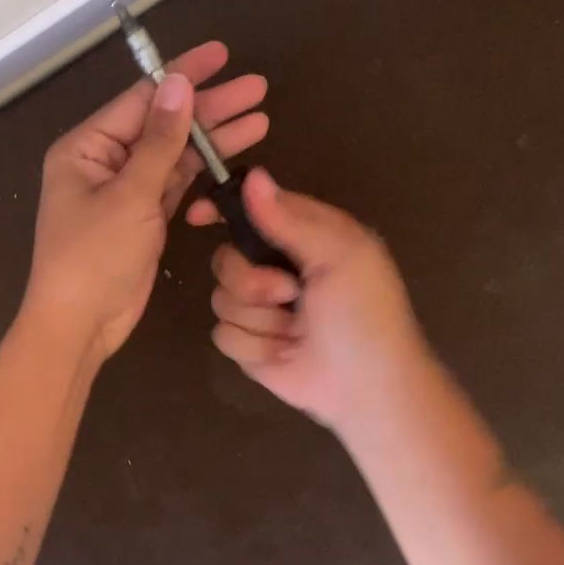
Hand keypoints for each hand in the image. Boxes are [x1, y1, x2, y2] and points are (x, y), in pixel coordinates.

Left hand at [23, 41, 269, 360]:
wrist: (80, 324)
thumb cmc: (93, 256)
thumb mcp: (129, 195)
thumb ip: (159, 141)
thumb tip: (178, 84)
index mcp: (85, 149)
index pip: (140, 100)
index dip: (183, 76)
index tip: (223, 55)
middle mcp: (102, 163)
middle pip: (161, 126)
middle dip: (208, 109)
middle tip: (257, 89)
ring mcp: (124, 193)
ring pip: (173, 156)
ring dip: (212, 140)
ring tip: (259, 118)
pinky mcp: (142, 220)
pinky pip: (174, 185)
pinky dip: (202, 172)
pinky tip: (234, 156)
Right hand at [189, 169, 431, 429]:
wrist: (366, 388)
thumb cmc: (364, 316)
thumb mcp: (339, 257)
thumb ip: (290, 219)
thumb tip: (253, 176)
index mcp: (304, 238)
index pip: (253, 209)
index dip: (222, 210)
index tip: (197, 216)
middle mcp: (277, 269)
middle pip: (225, 258)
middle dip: (250, 280)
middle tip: (287, 294)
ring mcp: (260, 309)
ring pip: (220, 298)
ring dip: (259, 318)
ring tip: (294, 332)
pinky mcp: (248, 344)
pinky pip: (222, 334)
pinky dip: (255, 346)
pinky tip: (284, 353)